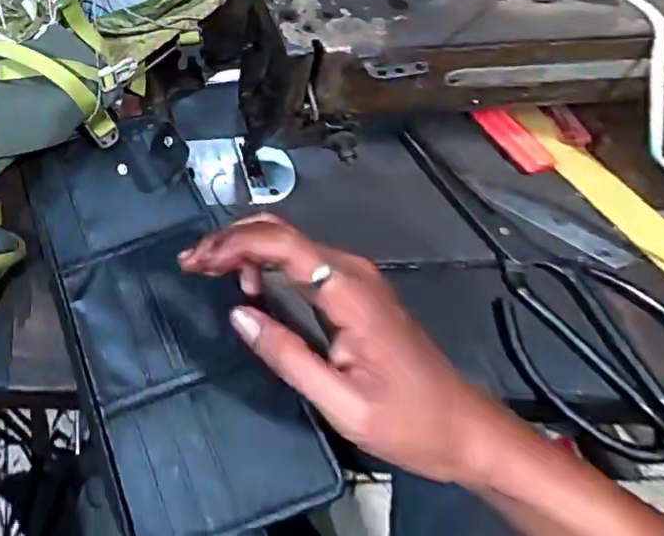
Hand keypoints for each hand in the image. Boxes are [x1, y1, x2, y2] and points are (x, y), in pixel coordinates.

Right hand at [179, 215, 533, 485]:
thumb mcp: (344, 404)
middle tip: (194, 263)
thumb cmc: (411, 422)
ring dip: (243, 248)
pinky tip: (248, 283)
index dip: (233, 244)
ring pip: (285, 240)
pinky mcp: (351, 285)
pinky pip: (298, 258)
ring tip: (211, 272)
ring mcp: (352, 274)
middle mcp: (349, 269)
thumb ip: (287, 356)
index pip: (280, 243)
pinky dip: (263, 261)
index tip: (198, 262)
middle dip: (230, 240)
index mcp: (348, 290)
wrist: (469, 431)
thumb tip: (239, 313)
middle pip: (278, 231)